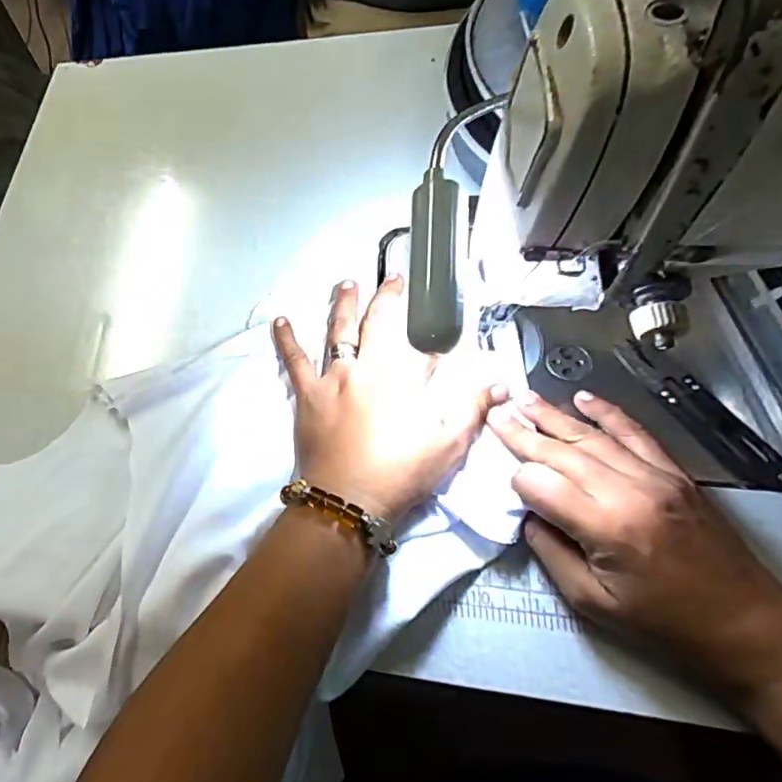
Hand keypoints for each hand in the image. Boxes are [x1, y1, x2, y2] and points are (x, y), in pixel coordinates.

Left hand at [273, 277, 502, 523]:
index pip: (420, 343)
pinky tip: (279, 320)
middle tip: (392, 279)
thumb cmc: (400, 475)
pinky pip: (294, 361)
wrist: (346, 502)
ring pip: (337, 331)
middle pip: (377, 323)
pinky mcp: (308, 394)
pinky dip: (286, 339)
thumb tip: (502, 384)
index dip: (431, 329)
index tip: (437, 316)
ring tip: (347, 283)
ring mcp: (333, 378)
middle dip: (386, 298)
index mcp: (402, 379)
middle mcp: (366, 368)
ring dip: (343, 305)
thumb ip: (473, 410)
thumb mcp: (448, 446)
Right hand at [488, 390, 781, 702]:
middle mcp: (628, 490)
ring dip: (556, 415)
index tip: (507, 483)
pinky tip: (584, 399)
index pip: (542, 485)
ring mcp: (654, 475)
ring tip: (525, 398)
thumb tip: (531, 516)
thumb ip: (553, 554)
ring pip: (594, 436)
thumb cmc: (665, 622)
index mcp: (605, 527)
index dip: (519, 482)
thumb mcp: (595, 602)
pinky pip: (634, 433)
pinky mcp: (673, 471)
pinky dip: (608, 413)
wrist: (743, 620)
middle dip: (525, 432)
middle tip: (497, 412)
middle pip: (563, 452)